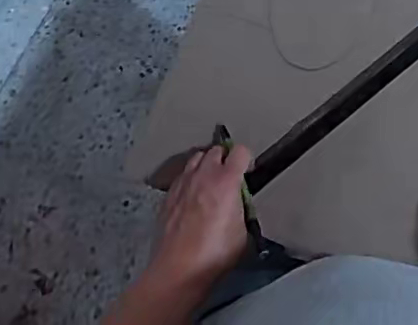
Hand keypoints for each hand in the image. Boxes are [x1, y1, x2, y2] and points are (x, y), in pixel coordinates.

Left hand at [148, 144, 251, 291]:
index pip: (240, 151)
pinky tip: (192, 196)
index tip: (247, 171)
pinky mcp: (169, 192)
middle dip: (225, 160)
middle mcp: (205, 173)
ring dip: (206, 165)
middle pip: (216, 150)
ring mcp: (184, 180)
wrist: (179, 267)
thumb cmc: (214, 253)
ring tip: (209, 183)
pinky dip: (190, 179)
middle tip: (229, 178)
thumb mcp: (243, 233)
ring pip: (197, 158)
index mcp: (227, 180)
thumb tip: (238, 206)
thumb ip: (242, 210)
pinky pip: (183, 174)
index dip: (246, 160)